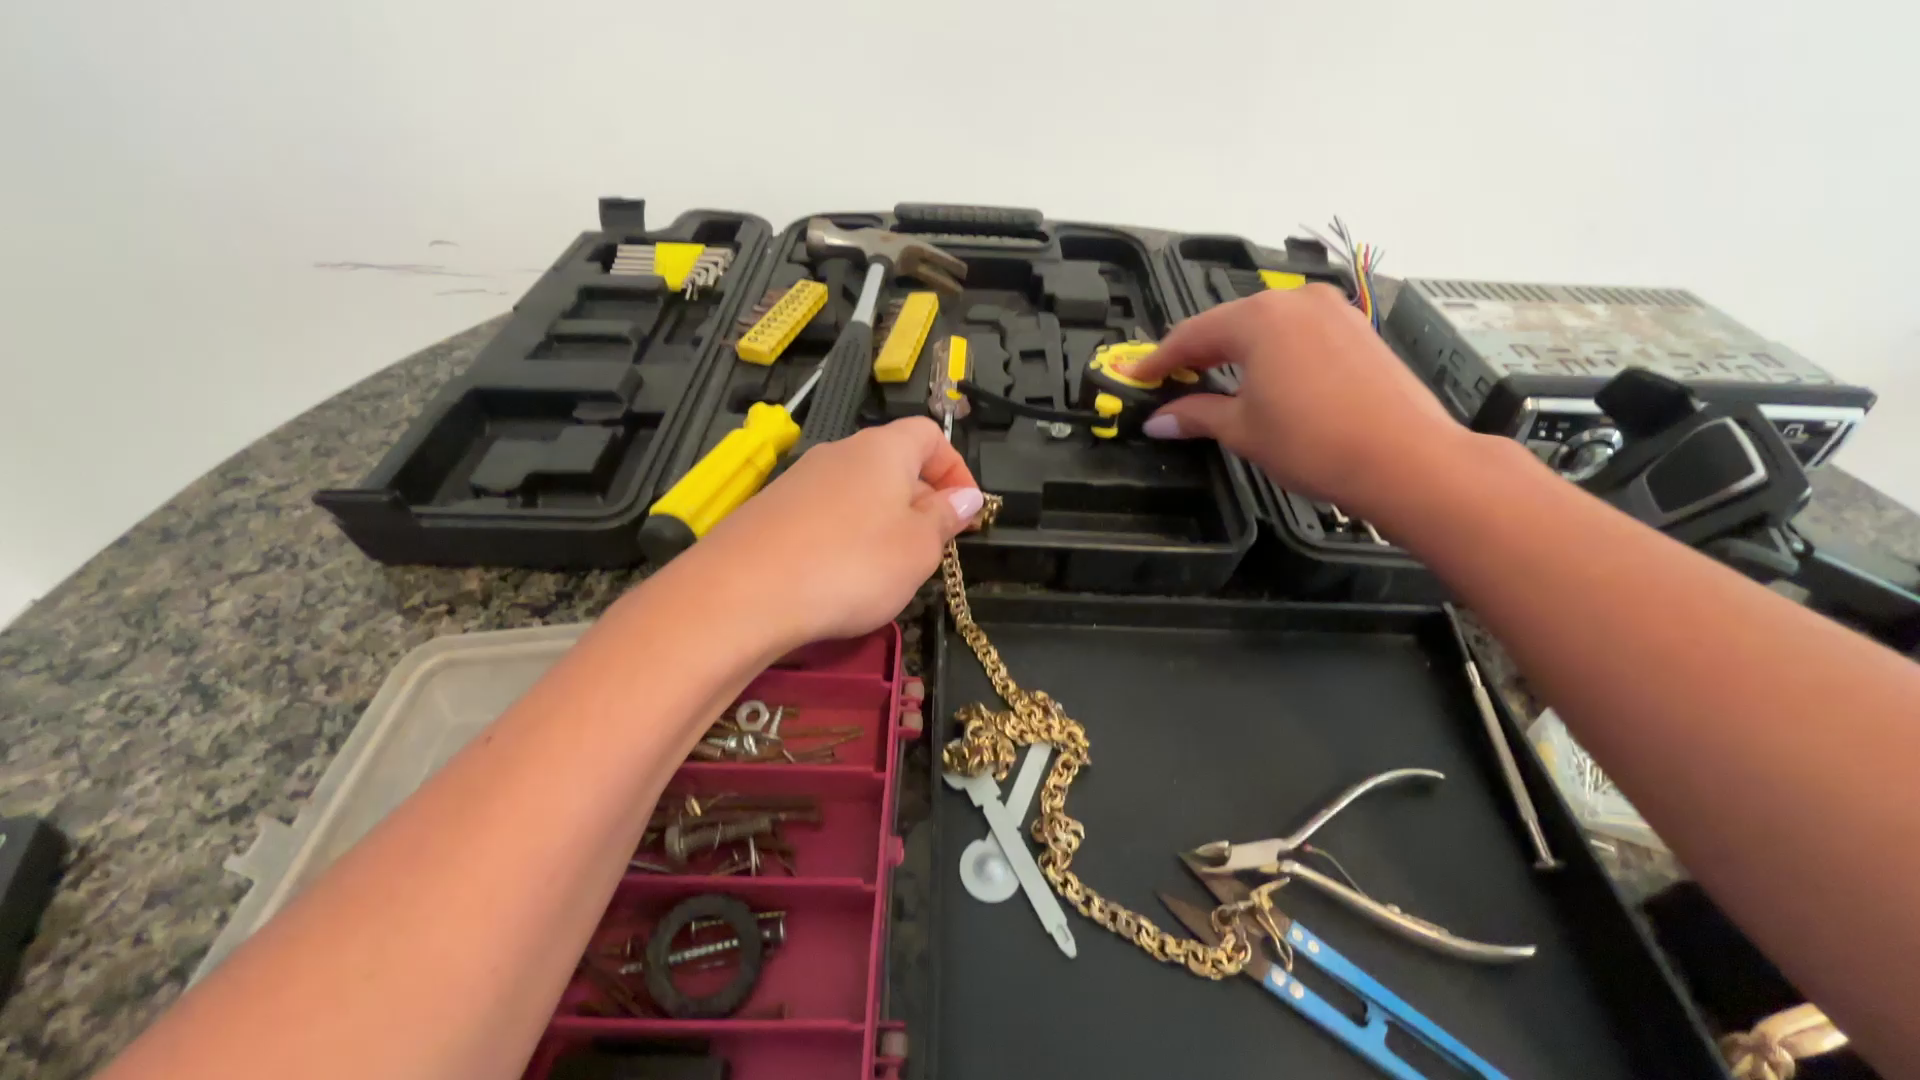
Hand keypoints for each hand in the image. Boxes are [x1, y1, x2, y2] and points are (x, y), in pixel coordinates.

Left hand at [680, 417, 982, 647]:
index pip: (930, 435)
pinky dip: (842, 540)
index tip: (966, 513)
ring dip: (881, 525)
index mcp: (882, 449)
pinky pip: (822, 518)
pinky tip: (837, 579)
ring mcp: (798, 481)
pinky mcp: (769, 513)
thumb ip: (945, 519)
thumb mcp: (918, 548)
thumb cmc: (851, 565)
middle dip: (919, 502)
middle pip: (892, 464)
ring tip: (884, 572)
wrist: (741, 592)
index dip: (956, 469)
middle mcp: (838, 453)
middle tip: (930, 549)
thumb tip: (964, 496)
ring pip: (857, 494)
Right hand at [1132, 285, 1470, 518]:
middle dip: (1197, 354)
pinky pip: (1297, 334)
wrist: (1406, 459)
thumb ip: (1196, 415)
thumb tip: (1157, 420)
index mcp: (1259, 318)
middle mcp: (1295, 301)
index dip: (1158, 360)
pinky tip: (1262, 379)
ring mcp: (1332, 311)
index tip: (1134, 377)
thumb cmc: (1312, 443)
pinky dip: (1271, 353)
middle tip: (1170, 382)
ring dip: (1235, 352)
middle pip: (1229, 324)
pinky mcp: (1357, 329)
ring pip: (1266, 326)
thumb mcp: (1243, 431)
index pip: (1191, 335)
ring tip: (1212, 382)